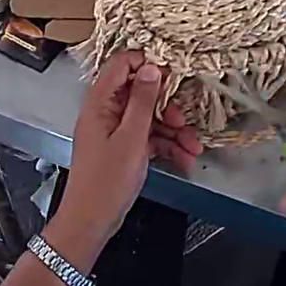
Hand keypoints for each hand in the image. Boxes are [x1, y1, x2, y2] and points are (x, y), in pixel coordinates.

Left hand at [52, 52, 201, 251]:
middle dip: (167, 106)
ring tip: (193, 149)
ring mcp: (115, 130)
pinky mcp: (124, 148)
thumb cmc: (107, 180)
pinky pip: (149, 137)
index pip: (121, 64)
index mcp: (100, 102)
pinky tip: (184, 159)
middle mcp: (106, 111)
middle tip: (182, 121)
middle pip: (141, 93)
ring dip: (174, 131)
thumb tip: (153, 68)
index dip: (148, 64)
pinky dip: (167, 146)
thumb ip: (143, 101)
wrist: (92, 220)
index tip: (174, 75)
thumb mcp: (131, 137)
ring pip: (149, 117)